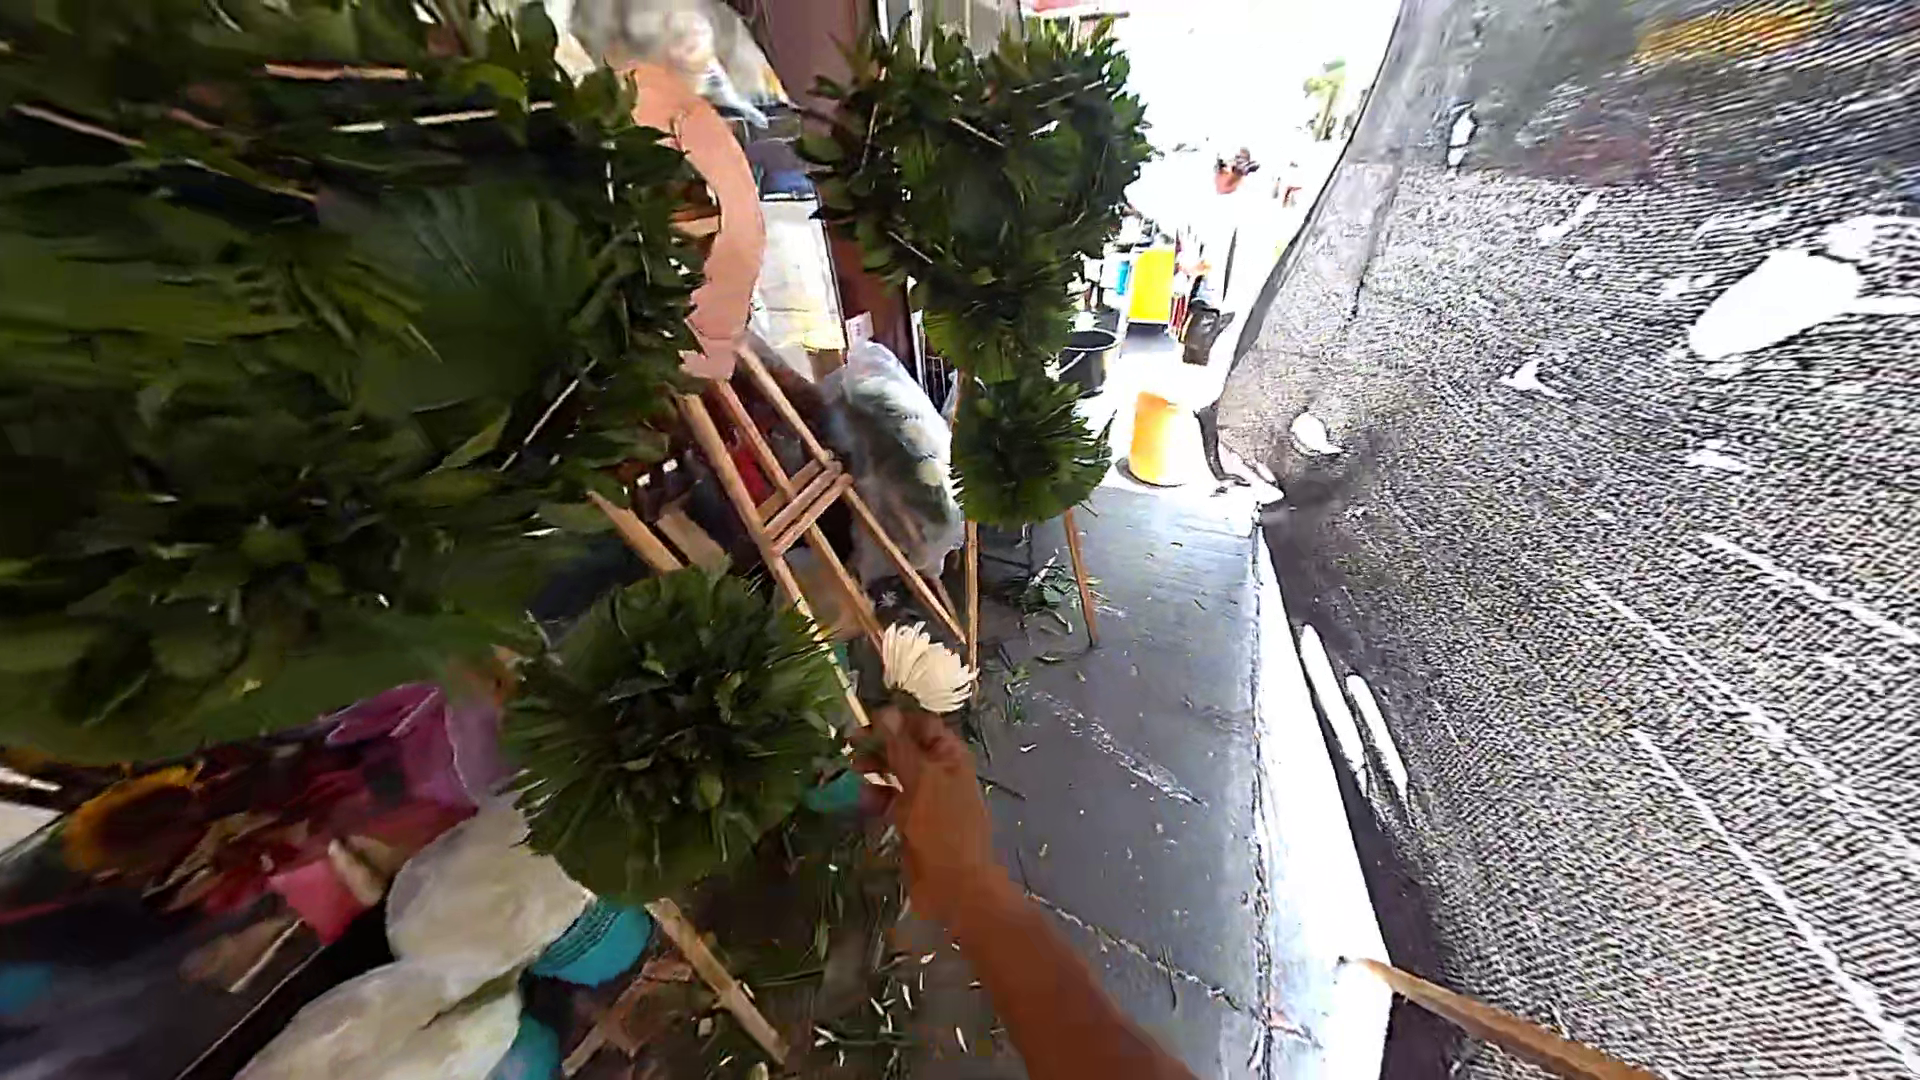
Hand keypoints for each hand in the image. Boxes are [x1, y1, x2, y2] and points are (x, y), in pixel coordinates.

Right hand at [873, 704, 1010, 926]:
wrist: (956, 886)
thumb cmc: (945, 826)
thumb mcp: (923, 780)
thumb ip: (901, 747)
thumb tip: (885, 711)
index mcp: (950, 755)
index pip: (922, 724)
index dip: (897, 720)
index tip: (867, 721)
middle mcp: (937, 770)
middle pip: (905, 746)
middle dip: (880, 742)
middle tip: (851, 742)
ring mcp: (923, 795)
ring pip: (894, 771)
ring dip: (874, 766)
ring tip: (854, 766)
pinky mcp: (909, 819)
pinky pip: (888, 798)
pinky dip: (875, 795)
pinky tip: (862, 797)